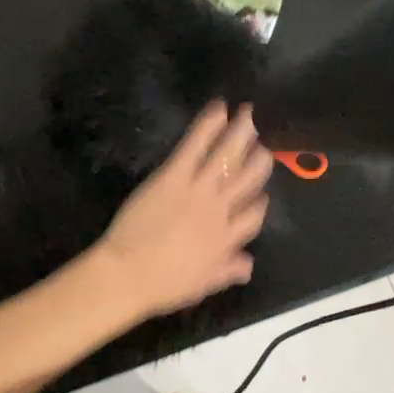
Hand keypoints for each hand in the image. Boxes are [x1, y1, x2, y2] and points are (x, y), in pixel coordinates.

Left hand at [96, 103, 271, 317]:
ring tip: (250, 113)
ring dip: (241, 133)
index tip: (260, 193)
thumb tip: (249, 265)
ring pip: (228, 157)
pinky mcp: (174, 176)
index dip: (259, 201)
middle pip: (249, 178)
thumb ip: (229, 271)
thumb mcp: (204, 284)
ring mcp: (199, 191)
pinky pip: (196, 146)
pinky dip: (208, 125)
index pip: (255, 214)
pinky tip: (219, 107)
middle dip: (259, 159)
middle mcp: (221, 211)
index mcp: (228, 239)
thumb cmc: (163, 285)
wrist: (129, 275)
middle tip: (264, 144)